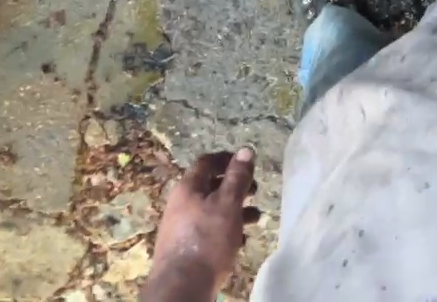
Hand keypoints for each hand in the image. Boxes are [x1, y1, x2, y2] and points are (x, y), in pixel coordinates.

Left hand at [142, 149, 258, 301]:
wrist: (180, 288)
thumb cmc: (207, 239)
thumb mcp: (228, 203)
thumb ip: (238, 177)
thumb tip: (245, 150)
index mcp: (188, 188)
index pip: (208, 162)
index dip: (228, 159)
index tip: (248, 164)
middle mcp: (181, 204)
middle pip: (211, 186)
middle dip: (236, 187)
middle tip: (255, 190)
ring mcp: (181, 228)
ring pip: (212, 210)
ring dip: (235, 210)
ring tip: (256, 217)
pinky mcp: (185, 248)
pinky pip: (208, 230)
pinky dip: (226, 229)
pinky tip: (241, 239)